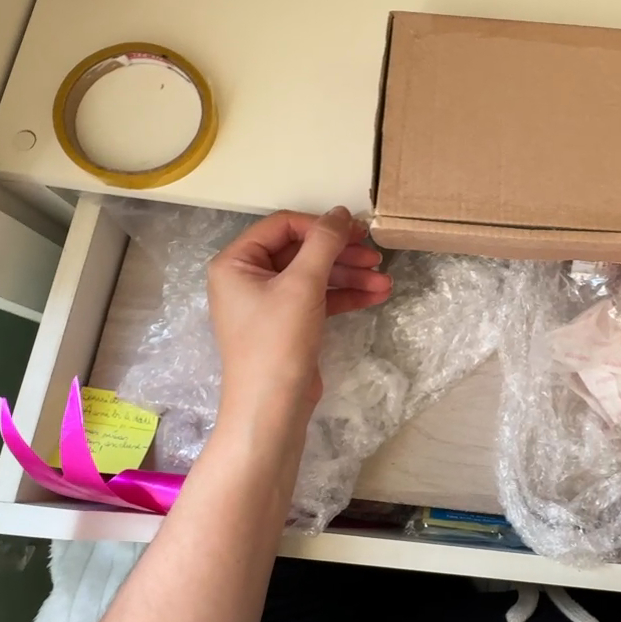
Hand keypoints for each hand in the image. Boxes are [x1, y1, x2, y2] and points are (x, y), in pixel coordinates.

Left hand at [207, 207, 391, 422]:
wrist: (272, 408)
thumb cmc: (277, 342)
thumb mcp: (303, 284)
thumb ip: (324, 243)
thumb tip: (341, 213)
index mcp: (236, 262)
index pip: (283, 226)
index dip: (321, 226)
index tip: (356, 232)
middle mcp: (248, 278)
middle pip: (302, 251)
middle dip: (342, 255)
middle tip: (375, 257)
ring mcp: (268, 302)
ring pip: (314, 276)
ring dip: (350, 277)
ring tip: (384, 282)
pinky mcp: (287, 324)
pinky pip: (318, 298)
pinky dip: (344, 296)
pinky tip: (374, 296)